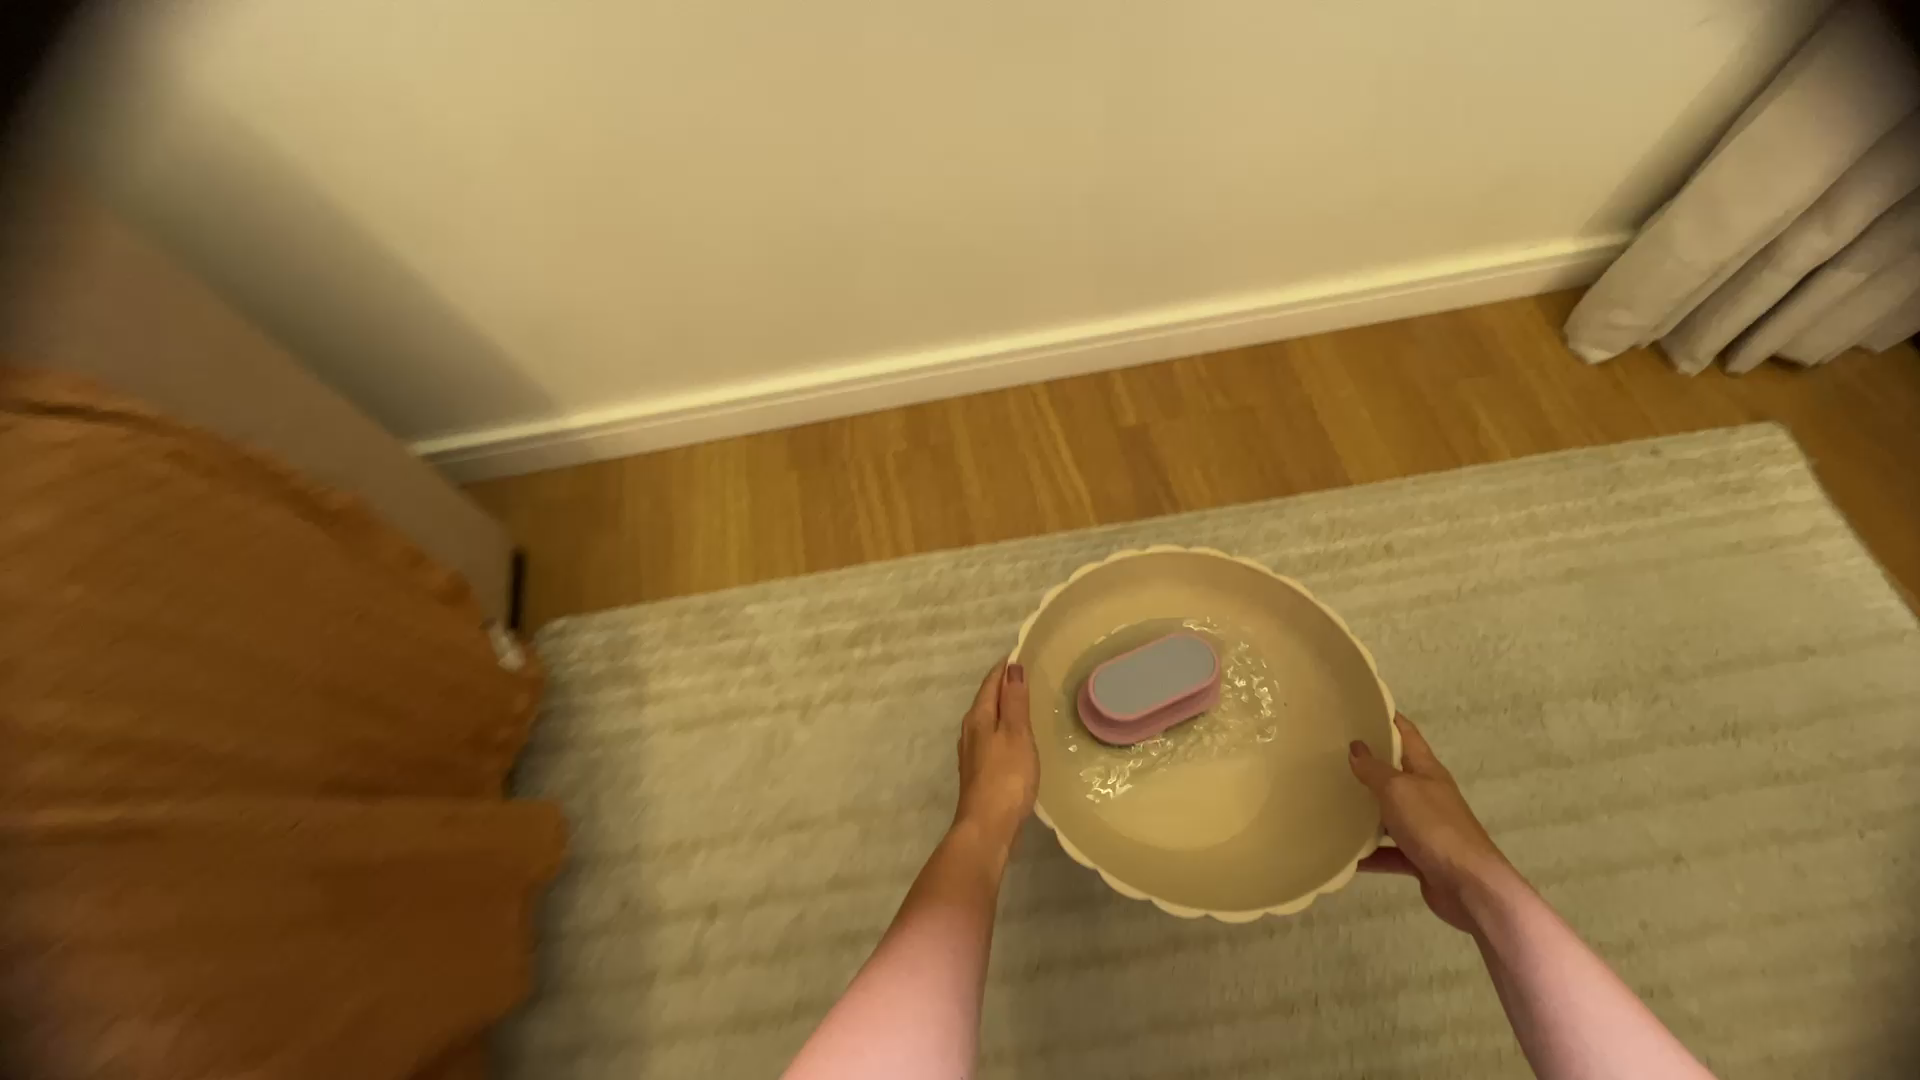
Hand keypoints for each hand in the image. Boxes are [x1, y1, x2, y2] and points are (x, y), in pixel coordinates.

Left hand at [953, 660, 1038, 852]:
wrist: (987, 826)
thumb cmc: (1006, 777)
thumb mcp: (1016, 734)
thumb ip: (1015, 702)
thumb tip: (1012, 668)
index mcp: (979, 717)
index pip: (991, 682)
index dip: (1005, 667)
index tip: (1021, 653)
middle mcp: (970, 730)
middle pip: (987, 699)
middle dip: (1004, 685)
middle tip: (1027, 673)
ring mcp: (972, 752)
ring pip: (988, 719)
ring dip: (1004, 707)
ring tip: (1025, 701)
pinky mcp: (979, 771)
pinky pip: (992, 737)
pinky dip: (1004, 728)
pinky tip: (1016, 737)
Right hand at [1349, 713, 1514, 932]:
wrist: (1470, 888)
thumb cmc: (1435, 828)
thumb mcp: (1398, 790)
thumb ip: (1375, 769)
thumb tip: (1356, 747)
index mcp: (1427, 772)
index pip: (1406, 734)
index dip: (1387, 718)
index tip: (1360, 706)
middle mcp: (1427, 796)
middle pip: (1395, 773)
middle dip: (1367, 763)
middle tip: (1330, 753)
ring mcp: (1425, 828)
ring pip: (1389, 813)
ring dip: (1365, 810)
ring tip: (1329, 801)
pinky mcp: (1420, 858)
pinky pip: (1388, 852)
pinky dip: (1369, 853)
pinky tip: (1344, 854)